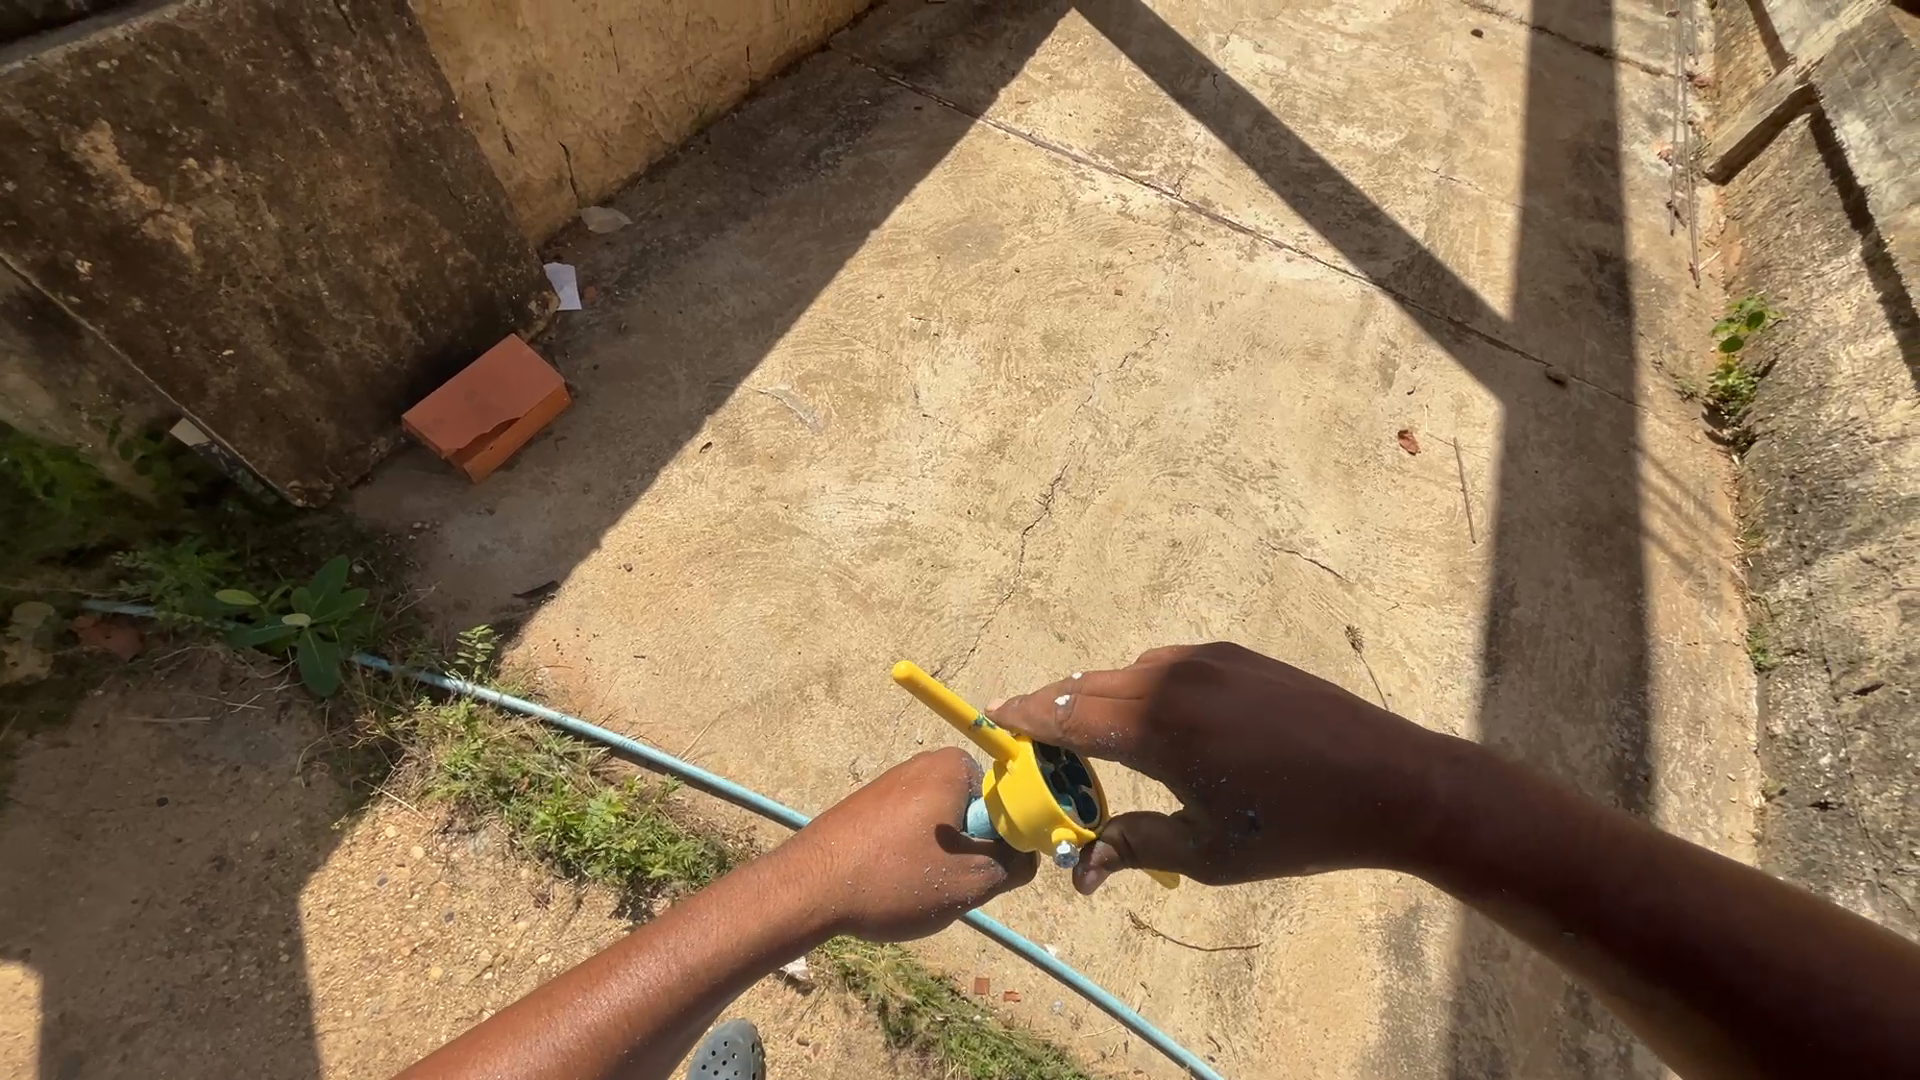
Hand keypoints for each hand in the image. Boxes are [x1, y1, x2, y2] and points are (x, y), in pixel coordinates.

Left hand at [786, 747, 1035, 941]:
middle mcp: (928, 761)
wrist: (809, 886)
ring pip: (948, 825)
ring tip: (915, 883)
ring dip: (944, 857)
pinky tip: (894, 878)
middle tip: (949, 883)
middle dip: (972, 850)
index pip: (1009, 804)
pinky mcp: (876, 801)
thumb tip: (1029, 852)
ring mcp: (899, 779)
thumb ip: (1016, 864)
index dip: (1005, 843)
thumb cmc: (894, 878)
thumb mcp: (972, 881)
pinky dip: (916, 854)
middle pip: (977, 813)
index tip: (985, 872)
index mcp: (956, 766)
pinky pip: (918, 828)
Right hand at [988, 642, 1453, 891]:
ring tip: (1098, 732)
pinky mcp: (1230, 653)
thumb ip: (1133, 849)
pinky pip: (1164, 665)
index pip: (1068, 717)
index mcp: (1158, 731)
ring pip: (1126, 673)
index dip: (1026, 716)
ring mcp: (1202, 659)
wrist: (1390, 780)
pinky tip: (1161, 720)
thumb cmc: (1295, 829)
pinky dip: (1142, 687)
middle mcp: (1170, 680)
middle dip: (1056, 708)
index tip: (995, 715)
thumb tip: (1078, 872)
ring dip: (1100, 698)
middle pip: (1088, 688)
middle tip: (1036, 733)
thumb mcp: (1207, 852)